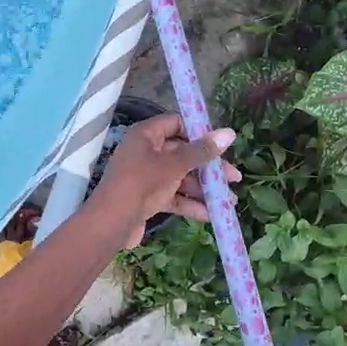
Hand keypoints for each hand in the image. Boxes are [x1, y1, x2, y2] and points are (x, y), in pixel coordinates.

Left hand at [88, 114, 239, 247]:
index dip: (199, 132)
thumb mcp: (174, 165)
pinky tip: (211, 214)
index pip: (176, 123)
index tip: (222, 144)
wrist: (112, 221)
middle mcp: (146, 152)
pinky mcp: (148, 198)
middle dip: (208, 167)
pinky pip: (173, 196)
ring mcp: (147, 176)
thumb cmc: (142, 183)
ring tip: (229, 201)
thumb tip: (229, 133)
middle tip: (234, 177)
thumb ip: (201, 151)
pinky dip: (190, 203)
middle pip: (183, 153)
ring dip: (203, 189)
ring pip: (180, 177)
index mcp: (146, 135)